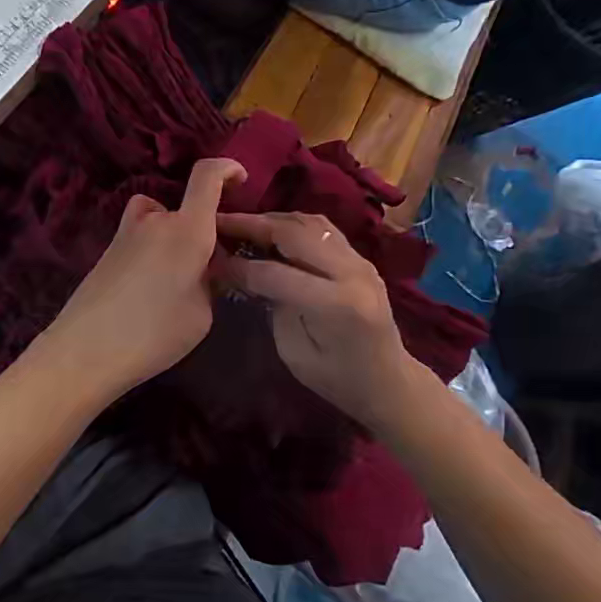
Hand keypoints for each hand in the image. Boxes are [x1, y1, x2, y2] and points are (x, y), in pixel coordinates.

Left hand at [36, 158, 246, 398]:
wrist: (85, 348)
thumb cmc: (154, 333)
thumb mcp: (202, 312)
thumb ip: (208, 279)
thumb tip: (202, 266)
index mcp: (186, 229)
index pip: (206, 176)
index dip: (226, 168)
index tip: (240, 179)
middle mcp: (154, 220)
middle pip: (184, 208)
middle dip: (200, 230)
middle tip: (209, 268)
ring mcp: (125, 232)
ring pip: (160, 223)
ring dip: (172, 240)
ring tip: (177, 282)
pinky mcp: (107, 249)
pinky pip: (142, 237)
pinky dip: (152, 251)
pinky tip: (149, 290)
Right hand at [216, 212, 421, 427]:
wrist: (389, 381)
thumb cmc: (337, 378)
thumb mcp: (293, 351)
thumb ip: (272, 305)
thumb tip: (240, 273)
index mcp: (337, 304)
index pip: (275, 273)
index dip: (238, 266)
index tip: (211, 262)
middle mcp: (352, 273)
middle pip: (293, 233)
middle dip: (251, 226)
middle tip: (218, 224)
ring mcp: (360, 261)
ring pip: (308, 222)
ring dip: (271, 219)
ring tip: (240, 224)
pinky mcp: (359, 257)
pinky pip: (321, 228)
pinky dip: (290, 224)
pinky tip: (269, 230)